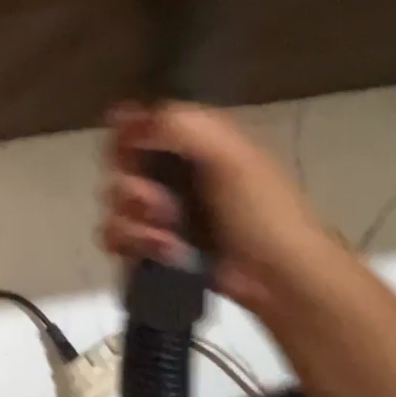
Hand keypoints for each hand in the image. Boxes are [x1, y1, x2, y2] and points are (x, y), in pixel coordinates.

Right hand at [101, 103, 345, 313]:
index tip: (130, 154)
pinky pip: (116, 235)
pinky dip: (132, 244)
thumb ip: (181, 126)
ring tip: (167, 238)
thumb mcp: (232, 156)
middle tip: (158, 204)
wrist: (279, 278)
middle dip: (131, 187)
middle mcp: (173, 170)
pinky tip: (160, 252)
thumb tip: (128, 118)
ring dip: (135, 221)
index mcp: (194, 140)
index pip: (140, 122)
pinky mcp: (155, 243)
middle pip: (120, 164)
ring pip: (115, 203)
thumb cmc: (263, 213)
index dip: (126, 136)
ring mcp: (162, 209)